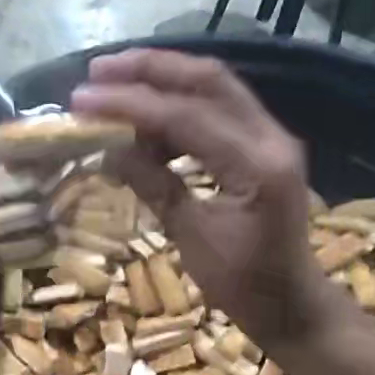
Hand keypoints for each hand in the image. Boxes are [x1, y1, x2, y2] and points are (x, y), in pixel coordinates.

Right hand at [70, 49, 343, 347]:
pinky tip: (146, 123)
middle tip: (99, 70)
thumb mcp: (193, 239)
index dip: (130, 102)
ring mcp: (271, 138)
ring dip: (163, 82)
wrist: (292, 305)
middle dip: (150, 69)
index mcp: (258, 165)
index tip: (82, 98)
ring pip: (214, 88)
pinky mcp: (263, 146)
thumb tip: (108, 149)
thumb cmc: (245, 285)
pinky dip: (180, 107)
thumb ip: (154, 185)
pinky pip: (218, 111)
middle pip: (207, 79)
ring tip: (114, 88)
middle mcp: (271, 137)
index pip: (187, 115)